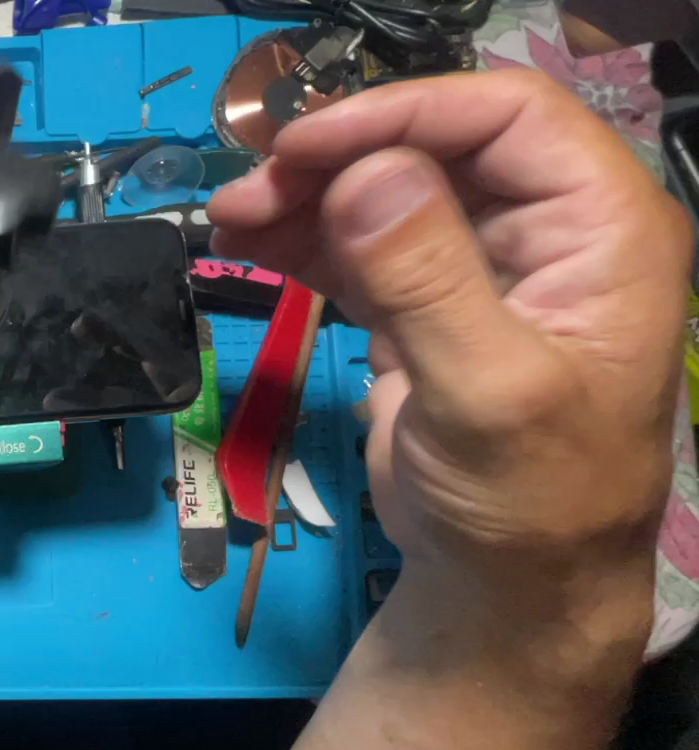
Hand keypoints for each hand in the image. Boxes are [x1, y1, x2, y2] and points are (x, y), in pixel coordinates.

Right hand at [208, 70, 691, 628]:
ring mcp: (465, 275)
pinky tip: (246, 248)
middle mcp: (532, 235)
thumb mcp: (484, 389)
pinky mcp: (411, 315)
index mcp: (592, 229)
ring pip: (378, 205)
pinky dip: (295, 248)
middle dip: (330, 165)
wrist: (499, 566)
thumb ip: (428, 283)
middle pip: (428, 156)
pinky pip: (350, 259)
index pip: (504, 123)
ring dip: (299, 205)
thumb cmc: (523, 488)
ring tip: (225, 221)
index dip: (398, 116)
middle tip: (240, 197)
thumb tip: (362, 178)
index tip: (296, 149)